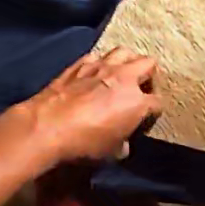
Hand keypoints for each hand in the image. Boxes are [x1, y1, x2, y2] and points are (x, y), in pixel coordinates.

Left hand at [16, 48, 159, 164]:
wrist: (47, 126)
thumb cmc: (84, 143)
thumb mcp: (112, 153)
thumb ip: (124, 143)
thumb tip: (122, 140)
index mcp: (137, 101)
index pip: (157, 102)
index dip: (153, 112)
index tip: (145, 119)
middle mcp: (123, 78)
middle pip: (148, 64)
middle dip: (148, 76)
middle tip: (139, 91)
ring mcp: (100, 67)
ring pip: (123, 52)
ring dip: (126, 62)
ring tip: (121, 75)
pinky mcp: (78, 64)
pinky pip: (96, 57)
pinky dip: (99, 63)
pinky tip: (94, 75)